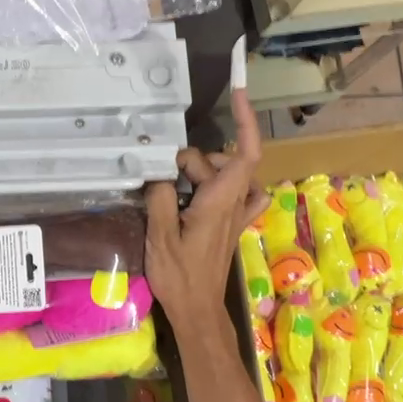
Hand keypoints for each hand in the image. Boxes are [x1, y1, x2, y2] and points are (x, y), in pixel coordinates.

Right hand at [146, 84, 267, 340]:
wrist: (197, 310)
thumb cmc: (179, 276)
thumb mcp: (160, 235)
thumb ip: (160, 196)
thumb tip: (157, 170)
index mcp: (220, 200)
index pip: (244, 150)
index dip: (245, 118)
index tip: (237, 91)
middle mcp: (234, 202)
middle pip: (221, 161)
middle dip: (191, 160)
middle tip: (161, 181)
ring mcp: (235, 214)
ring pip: (223, 175)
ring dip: (198, 174)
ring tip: (169, 192)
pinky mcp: (229, 226)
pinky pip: (236, 194)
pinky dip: (223, 185)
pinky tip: (201, 192)